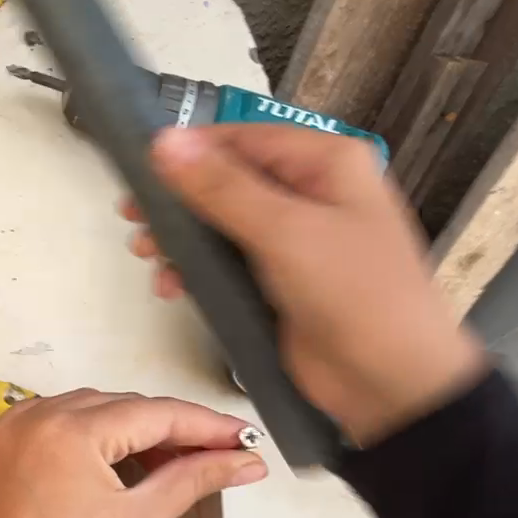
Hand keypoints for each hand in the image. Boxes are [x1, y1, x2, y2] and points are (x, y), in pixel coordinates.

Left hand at [0, 390, 264, 517]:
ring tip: (156, 461)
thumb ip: (192, 479)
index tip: (242, 437)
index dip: (204, 424)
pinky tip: (99, 463)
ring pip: (75, 412)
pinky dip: (74, 438)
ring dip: (117, 429)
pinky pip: (39, 429)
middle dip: (162, 427)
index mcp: (69, 431)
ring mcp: (1, 434)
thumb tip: (246, 461)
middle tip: (204, 455)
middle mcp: (30, 418)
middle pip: (114, 406)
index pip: (153, 413)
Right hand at [126, 124, 486, 445]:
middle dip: (177, 203)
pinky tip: (171, 288)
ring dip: (180, 242)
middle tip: (132, 222)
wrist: (386, 378)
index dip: (189, 152)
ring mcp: (291, 242)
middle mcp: (308, 194)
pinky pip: (224, 266)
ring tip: (147, 260)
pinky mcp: (275, 285)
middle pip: (226, 183)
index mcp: (325, 163)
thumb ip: (222, 189)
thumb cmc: (349, 293)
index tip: (138, 174)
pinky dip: (195, 273)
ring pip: (220, 228)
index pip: (243, 139)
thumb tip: (163, 142)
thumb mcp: (284, 232)